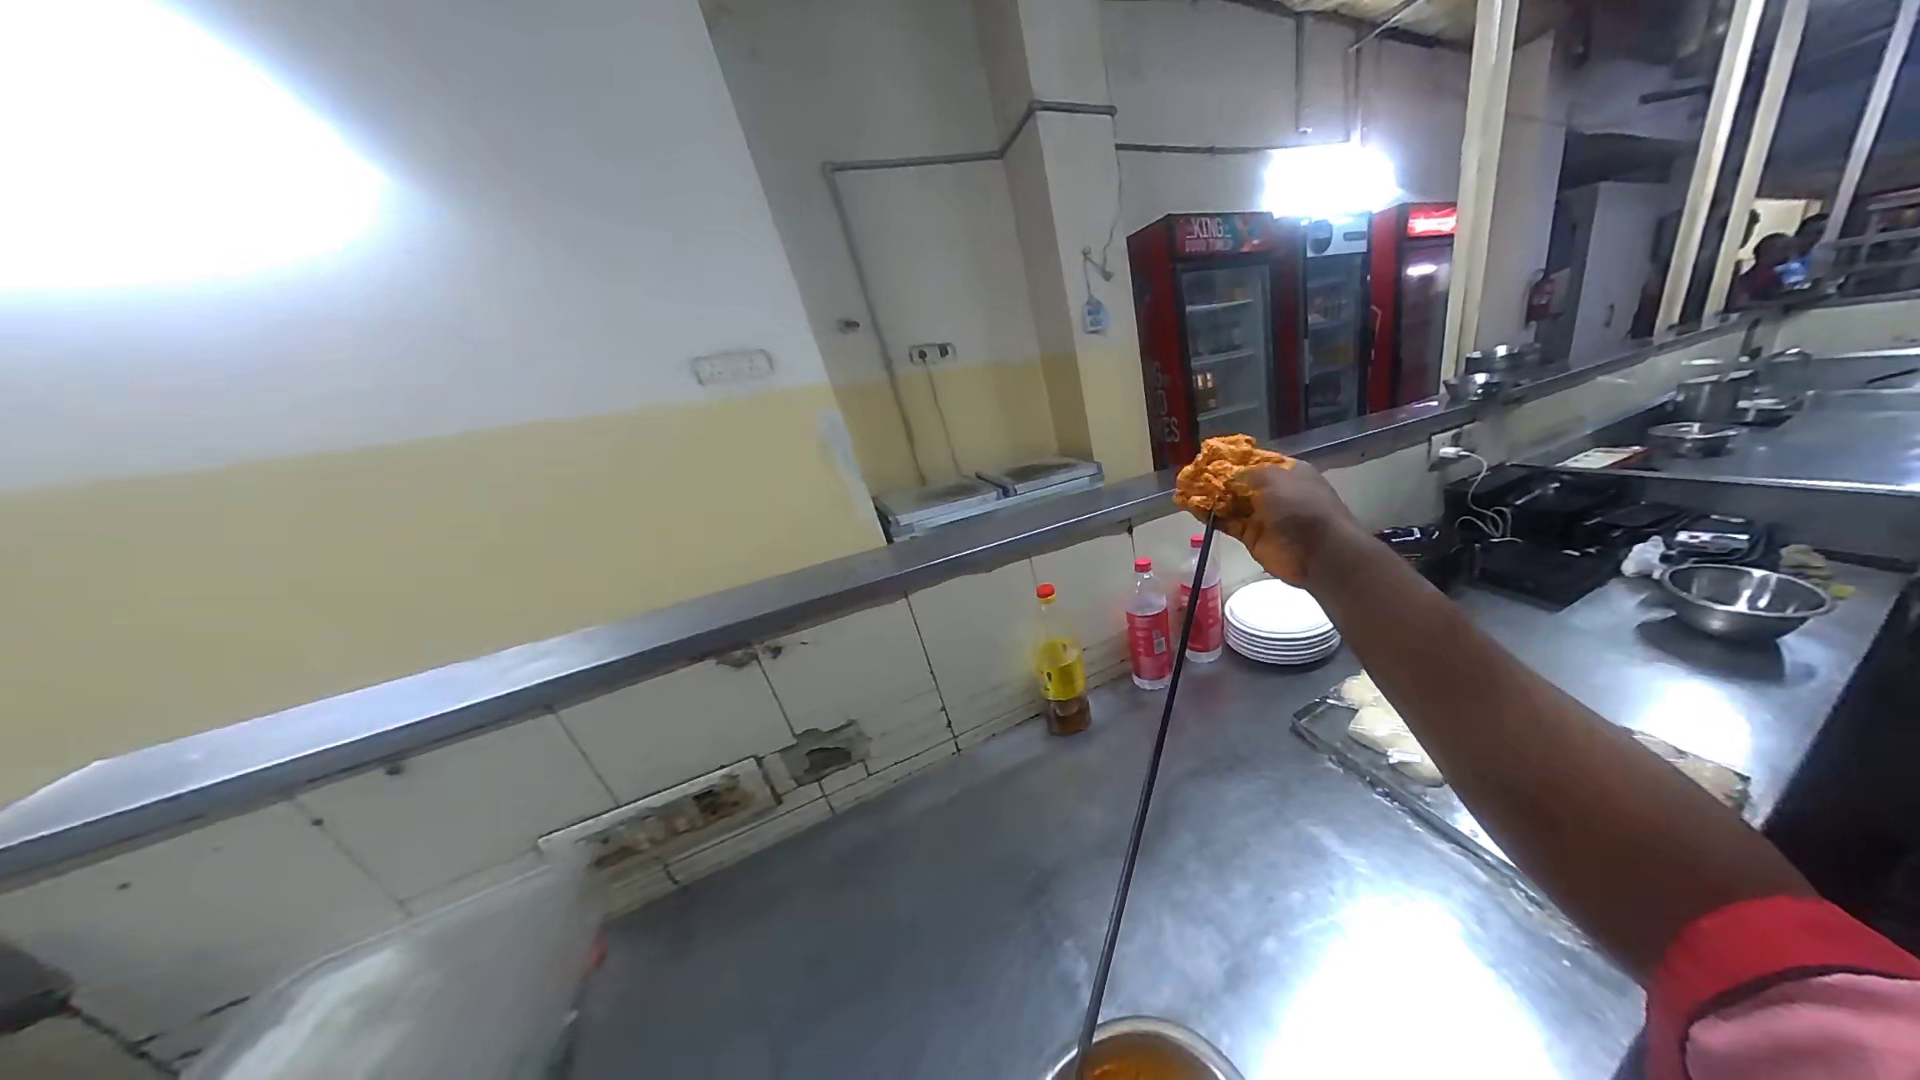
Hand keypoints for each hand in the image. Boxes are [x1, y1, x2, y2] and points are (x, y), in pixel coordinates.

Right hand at [1192, 461, 1359, 585]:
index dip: (1230, 458)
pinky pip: (1226, 522)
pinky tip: (1192, 508)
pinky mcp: (1250, 536)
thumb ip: (1244, 474)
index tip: (1206, 457)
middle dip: (1214, 478)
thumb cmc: (1300, 507)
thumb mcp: (1272, 478)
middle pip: (1237, 482)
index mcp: (1285, 471)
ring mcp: (1261, 514)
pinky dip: (1210, 516)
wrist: (1319, 552)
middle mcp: (1273, 491)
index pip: (1252, 460)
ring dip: (1208, 497)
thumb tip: (1222, 475)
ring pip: (1229, 502)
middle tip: (1189, 475)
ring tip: (1183, 490)